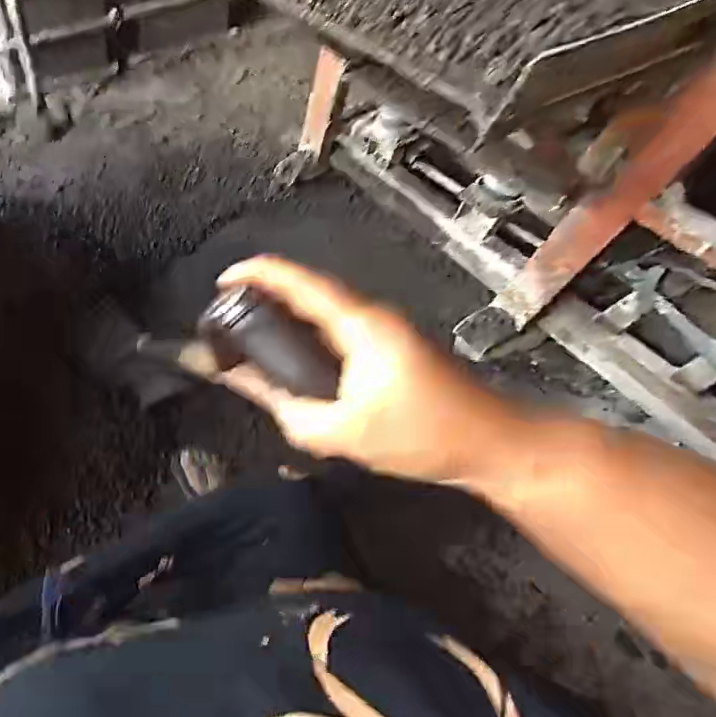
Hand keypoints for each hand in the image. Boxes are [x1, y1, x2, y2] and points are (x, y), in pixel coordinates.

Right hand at [215, 256, 533, 487]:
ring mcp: (384, 329)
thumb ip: (293, 412)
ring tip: (249, 332)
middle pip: (309, 291)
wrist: (490, 442)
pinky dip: (306, 333)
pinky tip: (290, 354)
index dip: (259, 274)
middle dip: (264, 295)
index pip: (302, 284)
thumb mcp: (346, 433)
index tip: (225, 280)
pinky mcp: (388, 346)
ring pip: (322, 310)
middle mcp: (373, 317)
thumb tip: (256, 392)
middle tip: (228, 314)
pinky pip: (336, 328)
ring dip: (285, 315)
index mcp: (362, 326)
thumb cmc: (426, 434)